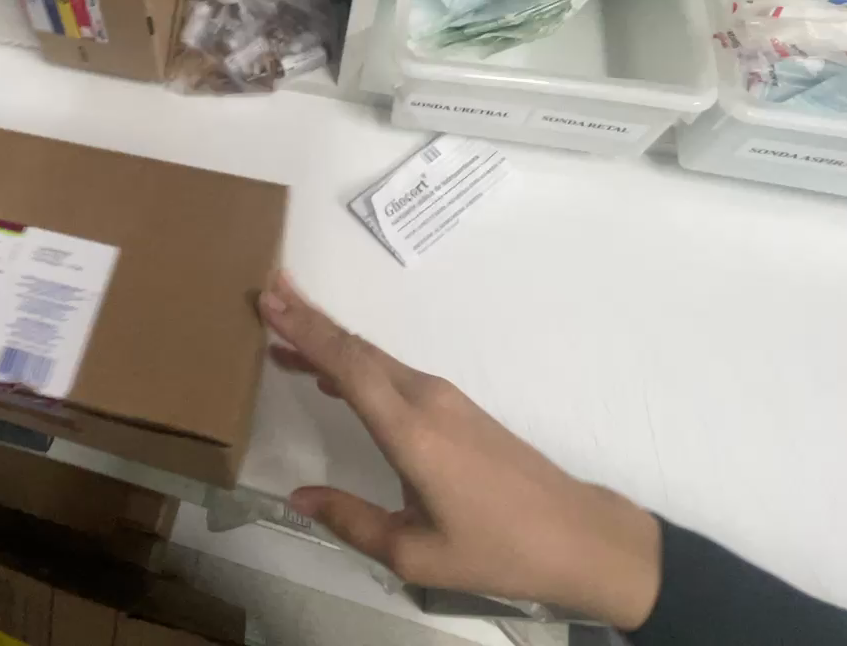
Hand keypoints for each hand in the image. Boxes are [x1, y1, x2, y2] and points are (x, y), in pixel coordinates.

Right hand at [259, 273, 661, 629]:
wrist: (579, 536)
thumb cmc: (498, 548)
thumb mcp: (418, 555)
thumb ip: (352, 521)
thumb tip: (297, 496)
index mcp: (410, 429)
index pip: (347, 365)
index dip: (306, 331)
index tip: (270, 301)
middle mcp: (422, 397)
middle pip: (355, 347)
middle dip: (308, 317)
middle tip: (266, 291)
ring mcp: (440, 395)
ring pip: (370, 356)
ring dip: (326, 338)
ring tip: (282, 327)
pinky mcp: (450, 403)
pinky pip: (387, 371)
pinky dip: (350, 362)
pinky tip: (326, 374)